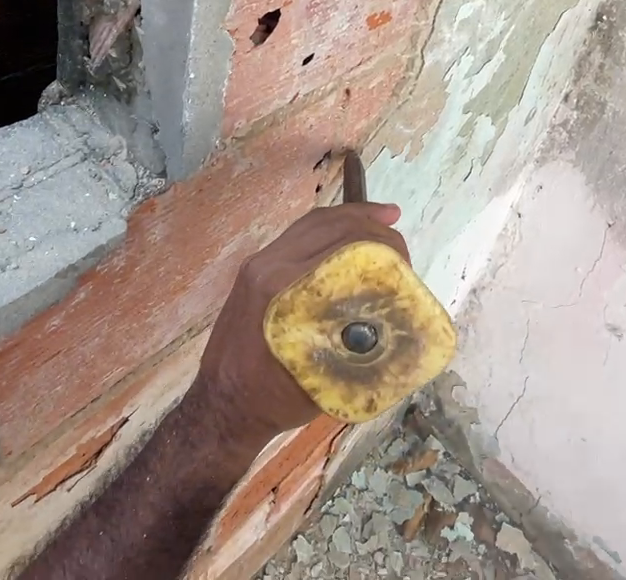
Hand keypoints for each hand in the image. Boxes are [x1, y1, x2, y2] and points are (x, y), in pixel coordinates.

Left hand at [186, 201, 408, 452]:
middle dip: (369, 223)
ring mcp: (259, 262)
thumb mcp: (324, 378)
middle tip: (399, 237)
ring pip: (311, 223)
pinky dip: (328, 229)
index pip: (340, 244)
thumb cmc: (273, 399)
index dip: (379, 243)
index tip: (404, 259)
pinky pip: (298, 235)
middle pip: (327, 224)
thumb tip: (399, 320)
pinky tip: (348, 234)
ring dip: (350, 218)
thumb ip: (357, 346)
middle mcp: (268, 264)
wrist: (221, 406)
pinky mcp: (255, 267)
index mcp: (283, 286)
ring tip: (384, 220)